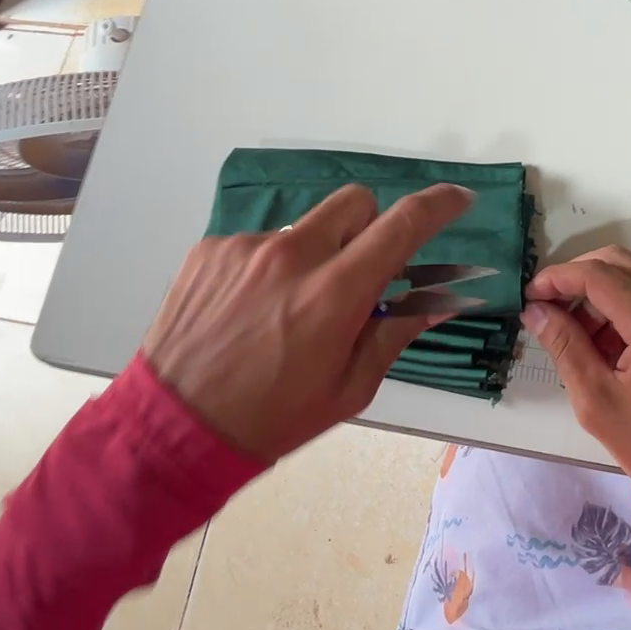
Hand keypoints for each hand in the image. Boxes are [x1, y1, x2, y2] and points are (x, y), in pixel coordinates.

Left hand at [142, 183, 474, 462]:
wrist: (171, 430)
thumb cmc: (274, 417)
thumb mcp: (350, 388)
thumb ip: (396, 333)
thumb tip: (439, 301)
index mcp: (335, 293)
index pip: (402, 225)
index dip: (439, 204)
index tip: (458, 199)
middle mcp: (292, 255)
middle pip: (356, 201)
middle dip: (369, 227)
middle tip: (358, 270)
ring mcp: (246, 247)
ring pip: (304, 225)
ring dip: (315, 253)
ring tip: (287, 306)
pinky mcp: (210, 249)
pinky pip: (260, 242)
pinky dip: (269, 267)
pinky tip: (248, 310)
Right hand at [521, 246, 630, 497]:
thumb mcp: (597, 403)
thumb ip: (565, 346)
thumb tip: (534, 309)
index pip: (598, 275)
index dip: (558, 277)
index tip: (531, 295)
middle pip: (617, 261)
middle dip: (577, 276)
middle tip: (549, 306)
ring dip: (600, 288)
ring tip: (575, 330)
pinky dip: (624, 300)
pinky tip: (606, 336)